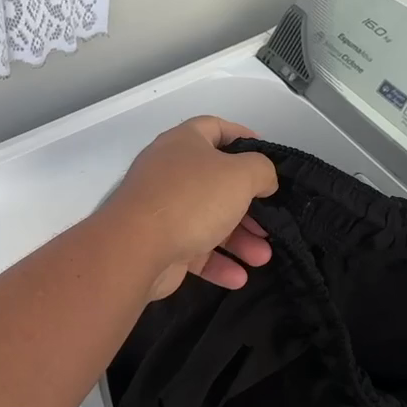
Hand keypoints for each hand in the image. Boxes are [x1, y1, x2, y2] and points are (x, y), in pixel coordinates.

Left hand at [98, 116, 278, 298]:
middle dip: (249, 206)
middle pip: (216, 183)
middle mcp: (170, 173)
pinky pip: (194, 251)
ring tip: (262, 257)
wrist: (135, 247)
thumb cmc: (191, 199)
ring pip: (208, 220)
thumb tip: (262, 180)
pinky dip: (217, 263)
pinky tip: (238, 277)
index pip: (214, 128)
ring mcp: (162, 209)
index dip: (242, 136)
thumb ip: (261, 171)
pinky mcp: (159, 243)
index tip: (267, 155)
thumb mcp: (240, 175)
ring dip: (238, 240)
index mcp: (183, 144)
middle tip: (271, 222)